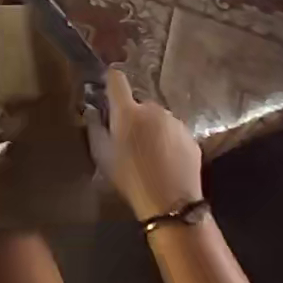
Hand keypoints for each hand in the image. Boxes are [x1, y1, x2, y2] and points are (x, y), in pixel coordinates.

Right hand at [85, 69, 202, 219]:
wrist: (170, 203)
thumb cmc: (129, 177)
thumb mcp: (102, 155)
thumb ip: (94, 127)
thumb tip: (91, 110)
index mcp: (128, 111)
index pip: (117, 79)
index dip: (110, 81)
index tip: (108, 90)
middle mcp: (153, 109)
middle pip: (139, 104)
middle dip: (133, 116)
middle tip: (129, 139)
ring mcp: (175, 122)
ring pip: (158, 118)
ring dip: (152, 128)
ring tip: (149, 154)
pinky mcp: (190, 137)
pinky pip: (173, 132)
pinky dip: (168, 141)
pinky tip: (165, 161)